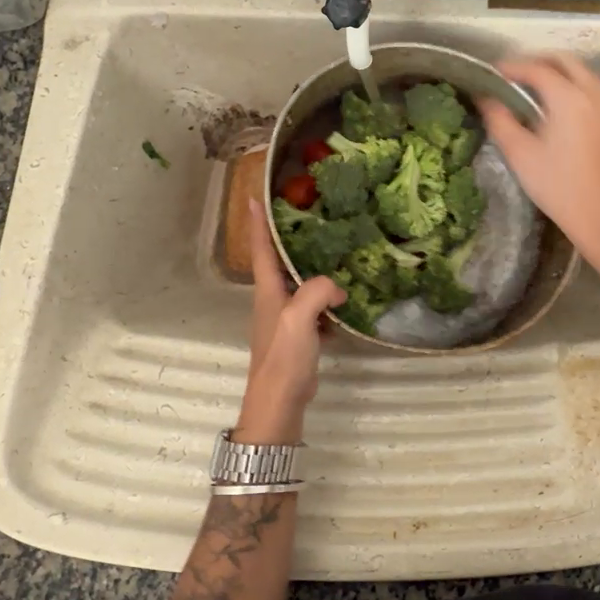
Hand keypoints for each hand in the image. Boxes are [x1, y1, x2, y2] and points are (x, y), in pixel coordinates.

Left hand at [240, 198, 344, 442]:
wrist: (279, 403)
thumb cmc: (283, 359)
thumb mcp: (299, 320)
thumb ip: (317, 292)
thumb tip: (338, 286)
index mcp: (268, 292)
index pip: (262, 249)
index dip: (258, 223)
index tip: (254, 196)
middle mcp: (273, 300)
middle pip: (278, 262)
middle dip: (286, 238)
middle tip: (305, 215)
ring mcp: (285, 319)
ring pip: (298, 283)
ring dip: (310, 266)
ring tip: (331, 249)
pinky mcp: (298, 335)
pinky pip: (313, 305)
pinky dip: (326, 296)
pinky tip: (345, 297)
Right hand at [479, 53, 599, 253]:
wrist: (599, 213)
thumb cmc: (556, 185)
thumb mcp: (519, 153)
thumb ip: (499, 119)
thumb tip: (484, 97)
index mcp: (569, 98)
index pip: (537, 69)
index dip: (512, 68)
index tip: (492, 73)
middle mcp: (592, 94)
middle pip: (564, 61)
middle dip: (537, 62)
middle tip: (513, 75)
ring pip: (582, 72)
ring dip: (557, 71)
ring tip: (532, 87)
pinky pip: (592, 88)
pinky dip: (573, 84)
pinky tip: (556, 105)